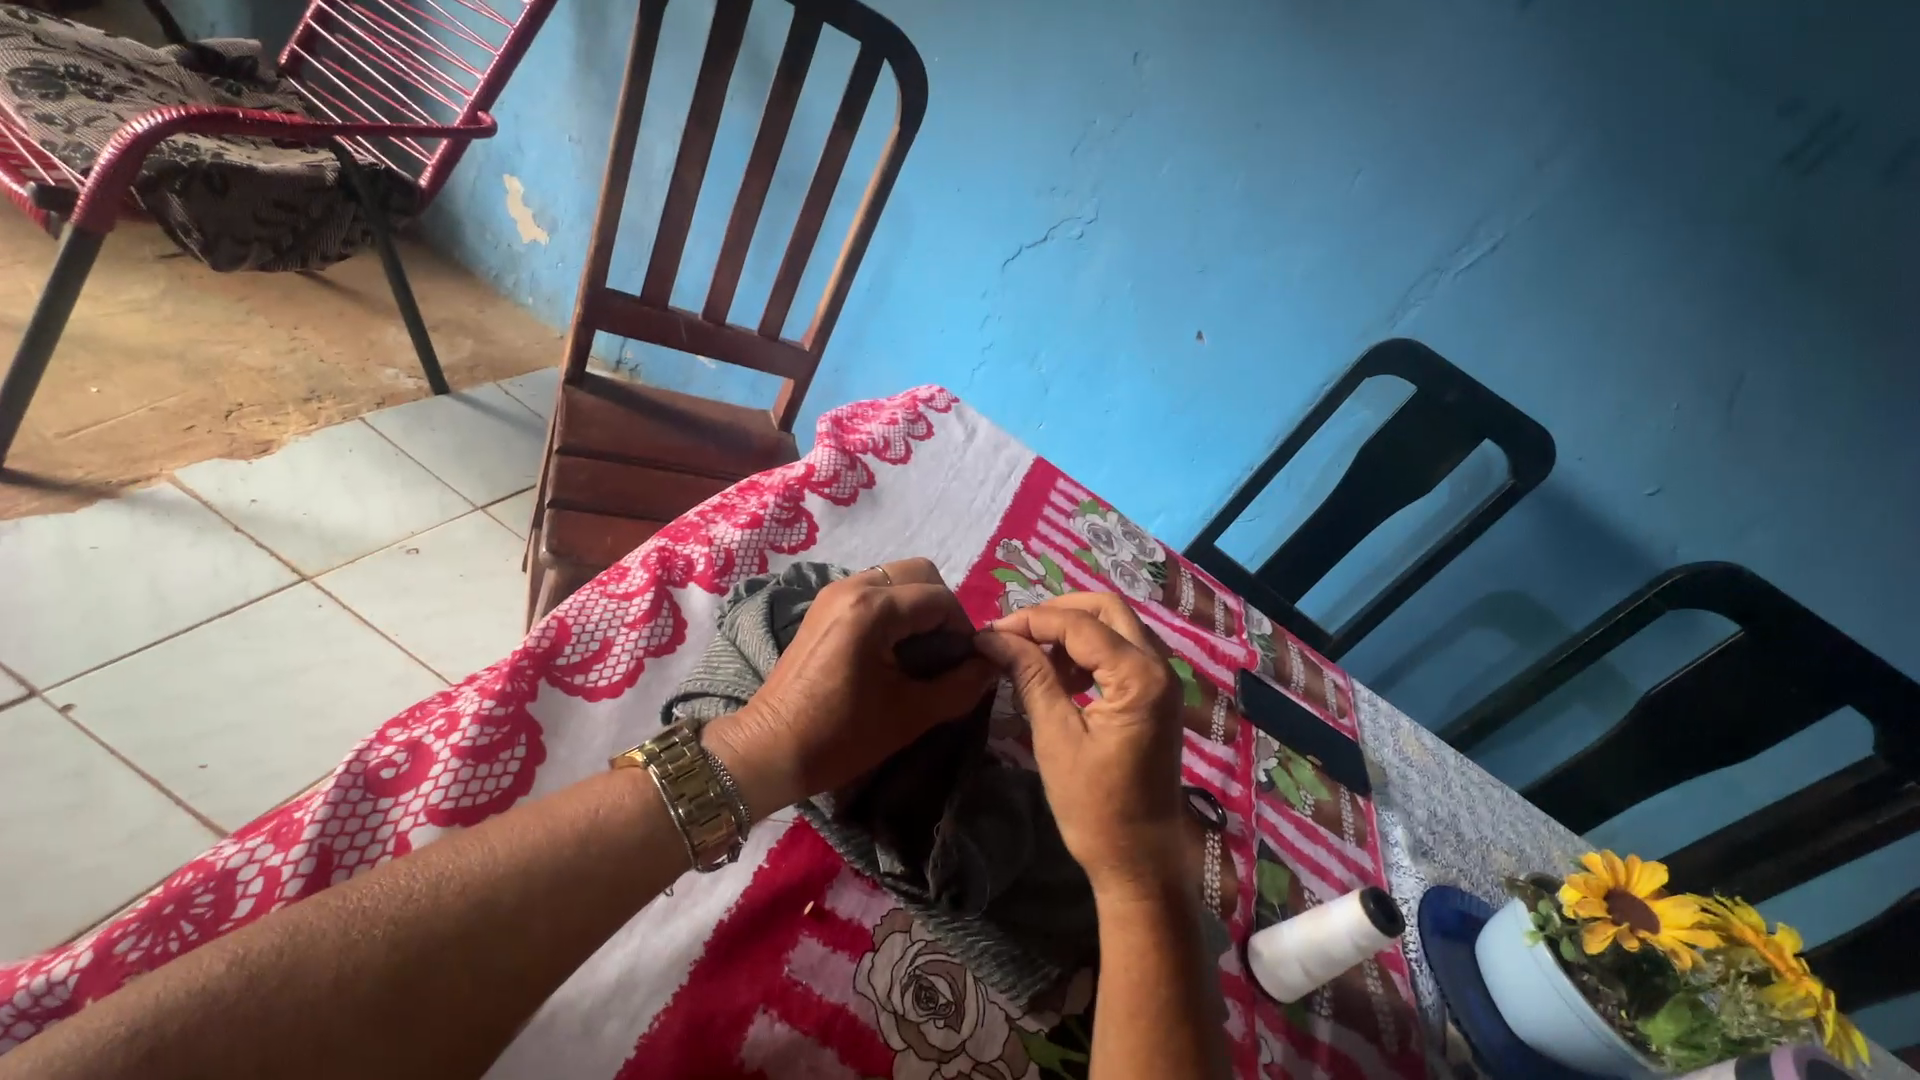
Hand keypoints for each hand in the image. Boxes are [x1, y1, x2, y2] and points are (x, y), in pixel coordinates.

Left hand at [705, 559, 996, 819]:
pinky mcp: (823, 607)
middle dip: (942, 608)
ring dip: (917, 607)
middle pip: (919, 573)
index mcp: (874, 609)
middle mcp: (853, 586)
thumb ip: (960, 686)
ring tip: (919, 653)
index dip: (963, 630)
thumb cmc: (840, 736)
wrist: (770, 750)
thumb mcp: (910, 715)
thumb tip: (992, 667)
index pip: (941, 599)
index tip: (965, 665)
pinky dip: (894, 609)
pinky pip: (873, 590)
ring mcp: (833, 593)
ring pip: (895, 578)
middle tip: (944, 652)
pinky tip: (893, 650)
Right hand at [973, 592, 1186, 898]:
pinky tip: (1059, 677)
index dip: (1030, 621)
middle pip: (1106, 609)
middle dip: (1056, 613)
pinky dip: (1088, 652)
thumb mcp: (1054, 736)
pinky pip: (1121, 652)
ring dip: (1072, 631)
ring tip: (1031, 657)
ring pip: (1116, 627)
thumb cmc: (1094, 806)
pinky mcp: (1156, 696)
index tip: (989, 633)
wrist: (1139, 859)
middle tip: (1014, 634)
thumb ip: (1029, 675)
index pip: (1078, 625)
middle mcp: (1159, 667)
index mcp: (1139, 677)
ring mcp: (1162, 681)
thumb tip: (993, 637)